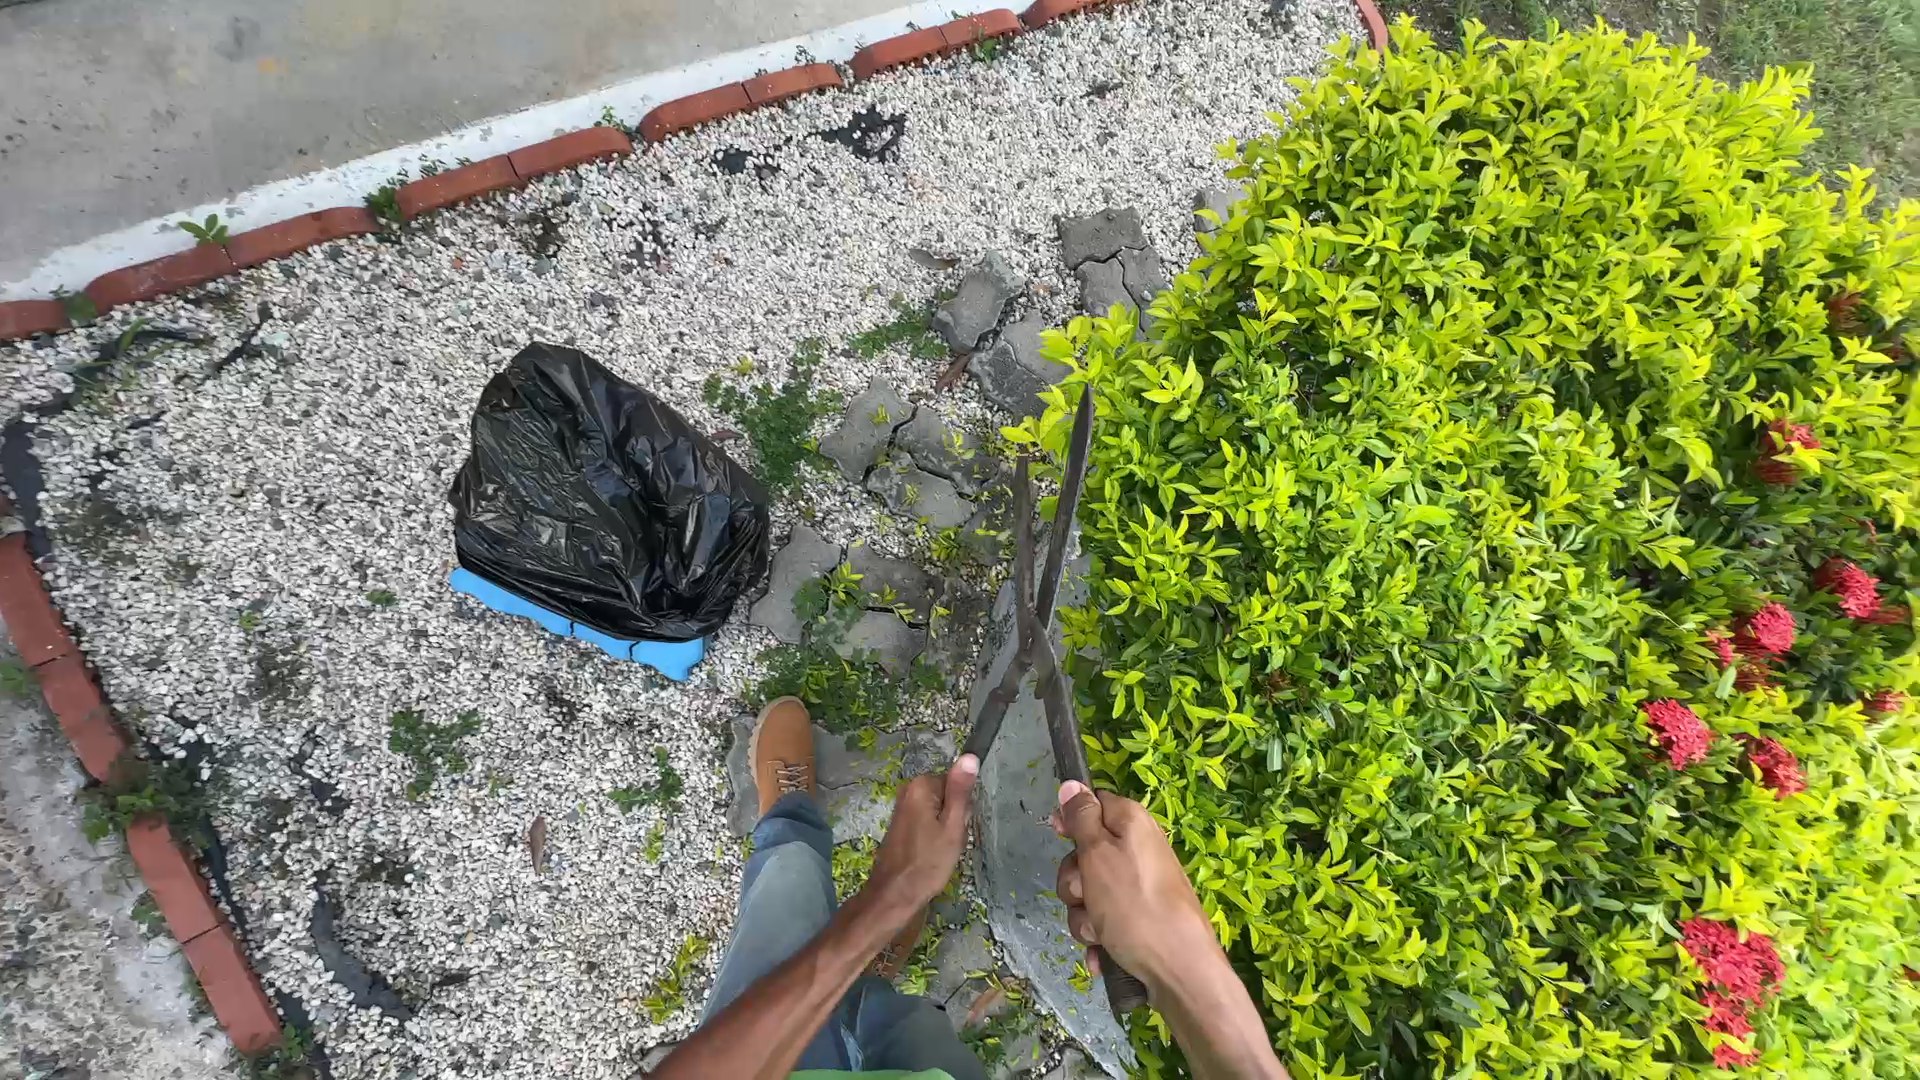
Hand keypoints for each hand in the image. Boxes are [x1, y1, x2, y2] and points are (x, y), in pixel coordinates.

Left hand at [864, 753, 979, 918]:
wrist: (895, 894)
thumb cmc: (928, 862)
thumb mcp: (952, 826)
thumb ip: (960, 791)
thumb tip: (970, 756)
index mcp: (921, 785)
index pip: (955, 784)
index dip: (961, 808)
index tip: (956, 828)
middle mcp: (908, 790)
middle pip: (946, 795)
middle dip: (952, 818)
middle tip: (949, 841)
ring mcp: (902, 807)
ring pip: (938, 810)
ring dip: (944, 829)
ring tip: (941, 849)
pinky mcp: (901, 823)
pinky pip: (927, 821)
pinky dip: (933, 835)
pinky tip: (931, 853)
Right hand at [1052, 780, 1221, 994]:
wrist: (1181, 974)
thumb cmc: (1136, 906)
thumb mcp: (1100, 854)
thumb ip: (1082, 818)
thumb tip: (1072, 784)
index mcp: (1131, 823)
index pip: (1092, 804)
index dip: (1071, 821)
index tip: (1059, 837)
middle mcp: (1137, 850)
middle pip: (1085, 854)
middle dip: (1075, 882)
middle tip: (1086, 895)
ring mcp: (1139, 889)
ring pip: (1089, 893)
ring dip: (1086, 916)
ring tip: (1101, 932)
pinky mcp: (1140, 921)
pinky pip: (1104, 922)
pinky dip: (1100, 938)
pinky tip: (1105, 953)